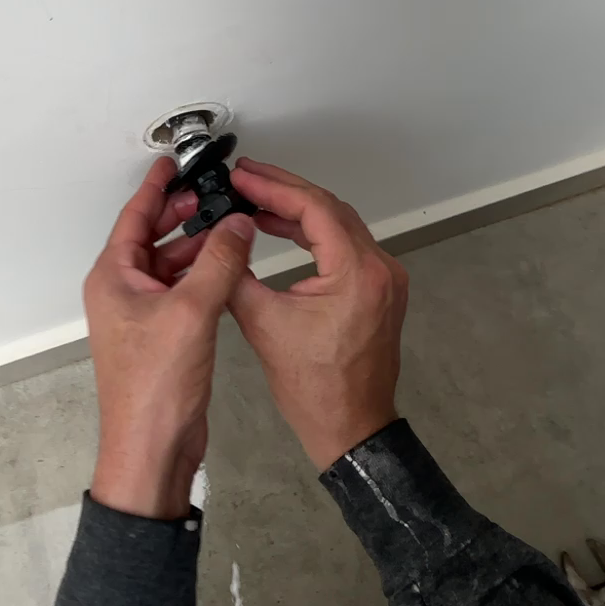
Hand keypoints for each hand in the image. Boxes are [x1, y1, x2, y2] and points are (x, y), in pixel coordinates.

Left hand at [83, 156, 257, 517]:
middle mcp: (122, 291)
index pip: (133, 216)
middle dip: (179, 214)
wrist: (153, 449)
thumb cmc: (155, 386)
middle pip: (150, 237)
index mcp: (113, 277)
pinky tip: (224, 266)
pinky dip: (200, 273)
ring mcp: (140, 314)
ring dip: (194, 244)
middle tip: (207, 193)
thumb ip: (218, 261)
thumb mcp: (190, 311)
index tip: (169, 164)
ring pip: (168, 264)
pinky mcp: (160, 334)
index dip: (154, 187)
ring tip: (224, 224)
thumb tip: (237, 223)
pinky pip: (180, 289)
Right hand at [227, 158, 407, 468]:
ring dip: (296, 208)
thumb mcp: (264, 324)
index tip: (242, 175)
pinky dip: (310, 231)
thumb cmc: (312, 386)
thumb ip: (236, 274)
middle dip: (283, 188)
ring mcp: (384, 276)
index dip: (274, 186)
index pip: (314, 209)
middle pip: (329, 208)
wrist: (352, 429)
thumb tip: (219, 238)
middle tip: (245, 176)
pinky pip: (343, 243)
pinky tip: (278, 227)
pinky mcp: (378, 287)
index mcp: (357, 272)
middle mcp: (380, 267)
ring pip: (337, 222)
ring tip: (254, 197)